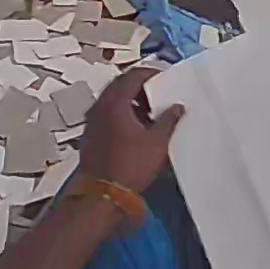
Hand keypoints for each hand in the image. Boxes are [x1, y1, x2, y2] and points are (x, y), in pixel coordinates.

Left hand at [78, 68, 183, 192]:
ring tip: (152, 112)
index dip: (151, 73)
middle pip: (121, 85)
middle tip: (160, 93)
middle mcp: (100, 106)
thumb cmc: (130, 166)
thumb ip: (169, 120)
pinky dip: (123, 112)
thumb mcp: (157, 142)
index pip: (133, 76)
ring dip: (132, 100)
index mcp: (115, 102)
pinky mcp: (92, 134)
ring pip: (113, 99)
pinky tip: (137, 127)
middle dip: (141, 86)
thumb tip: (177, 107)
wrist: (103, 195)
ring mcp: (93, 120)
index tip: (165, 78)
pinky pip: (108, 113)